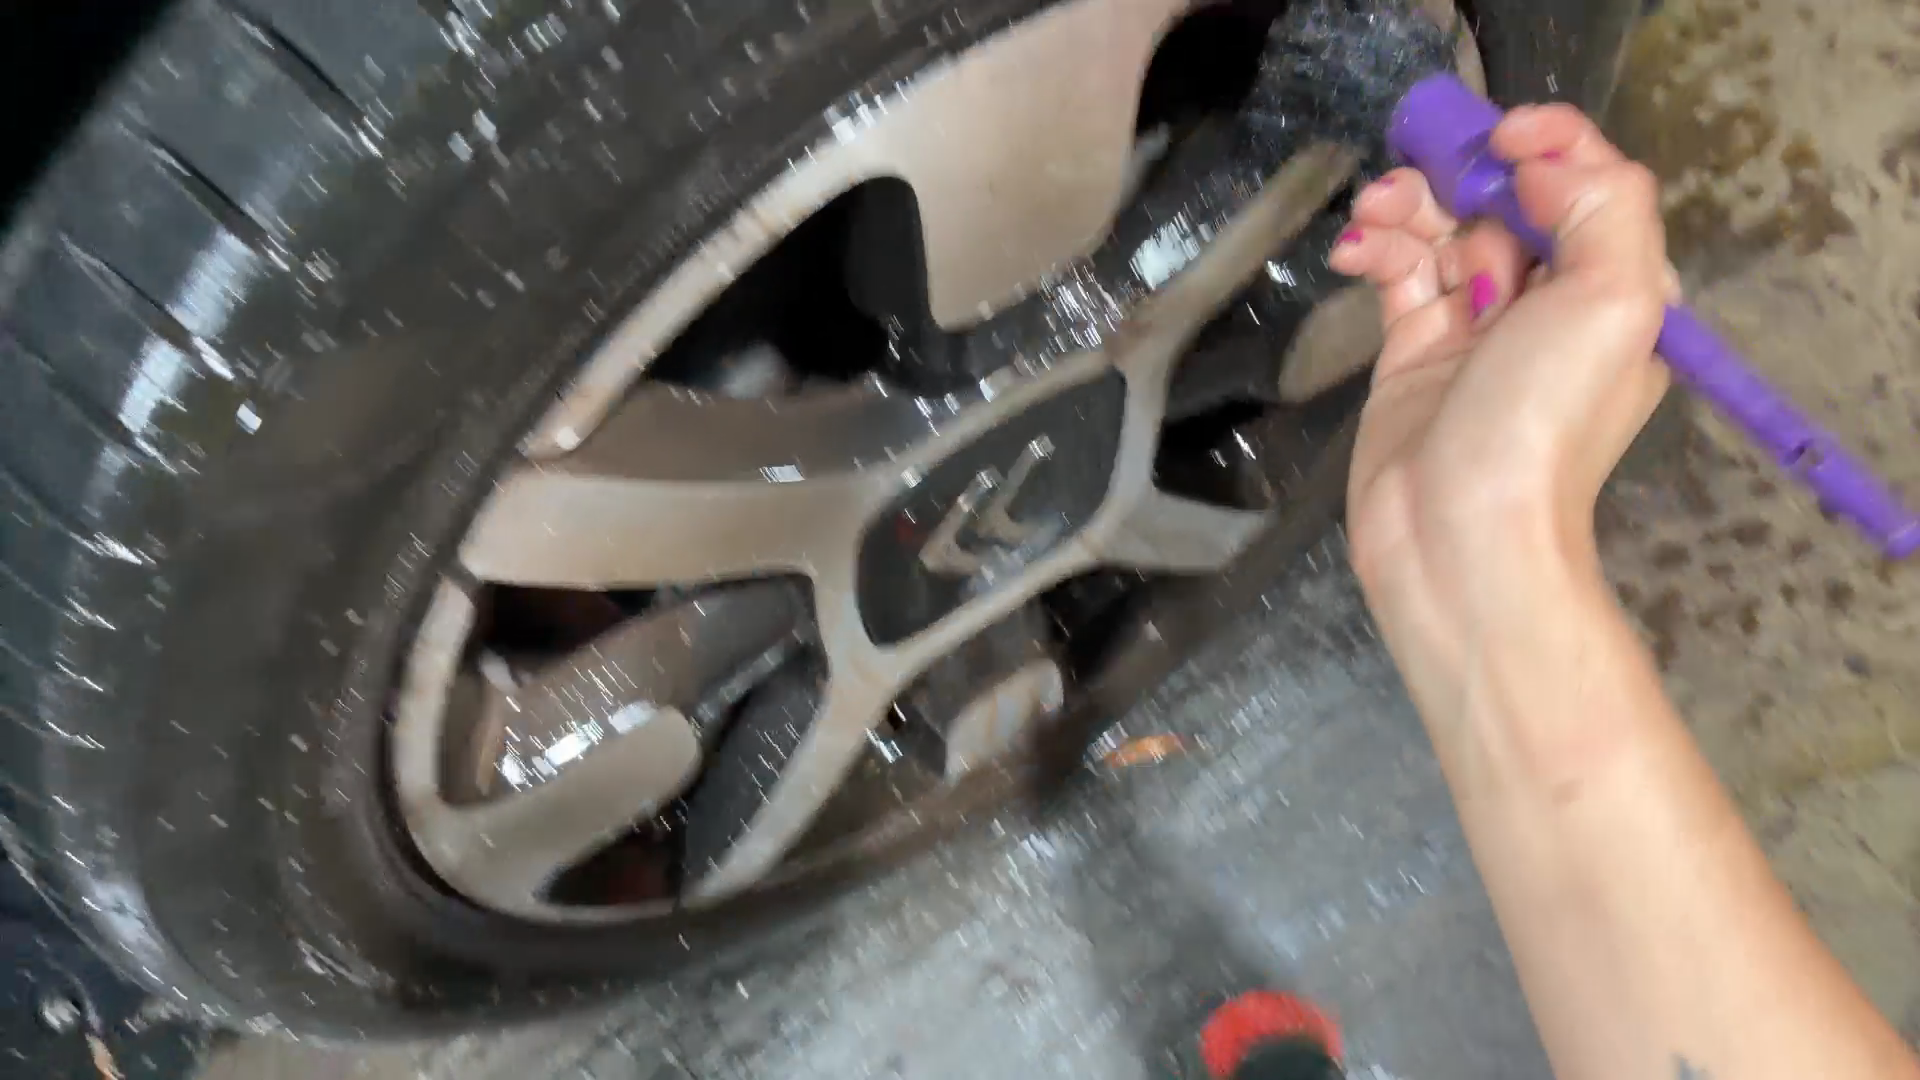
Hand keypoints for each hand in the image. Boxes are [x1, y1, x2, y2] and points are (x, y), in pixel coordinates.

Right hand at [1329, 104, 1674, 646]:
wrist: (1454, 531)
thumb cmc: (1538, 422)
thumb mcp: (1615, 303)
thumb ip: (1600, 208)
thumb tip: (1534, 166)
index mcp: (1609, 289)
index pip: (1583, 189)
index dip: (1546, 147)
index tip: (1495, 133)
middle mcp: (1543, 307)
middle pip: (1502, 210)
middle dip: (1457, 179)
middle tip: (1409, 171)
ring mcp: (1470, 335)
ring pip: (1440, 243)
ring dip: (1405, 213)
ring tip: (1368, 209)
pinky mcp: (1407, 359)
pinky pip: (1396, 286)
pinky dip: (1375, 258)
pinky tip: (1351, 252)